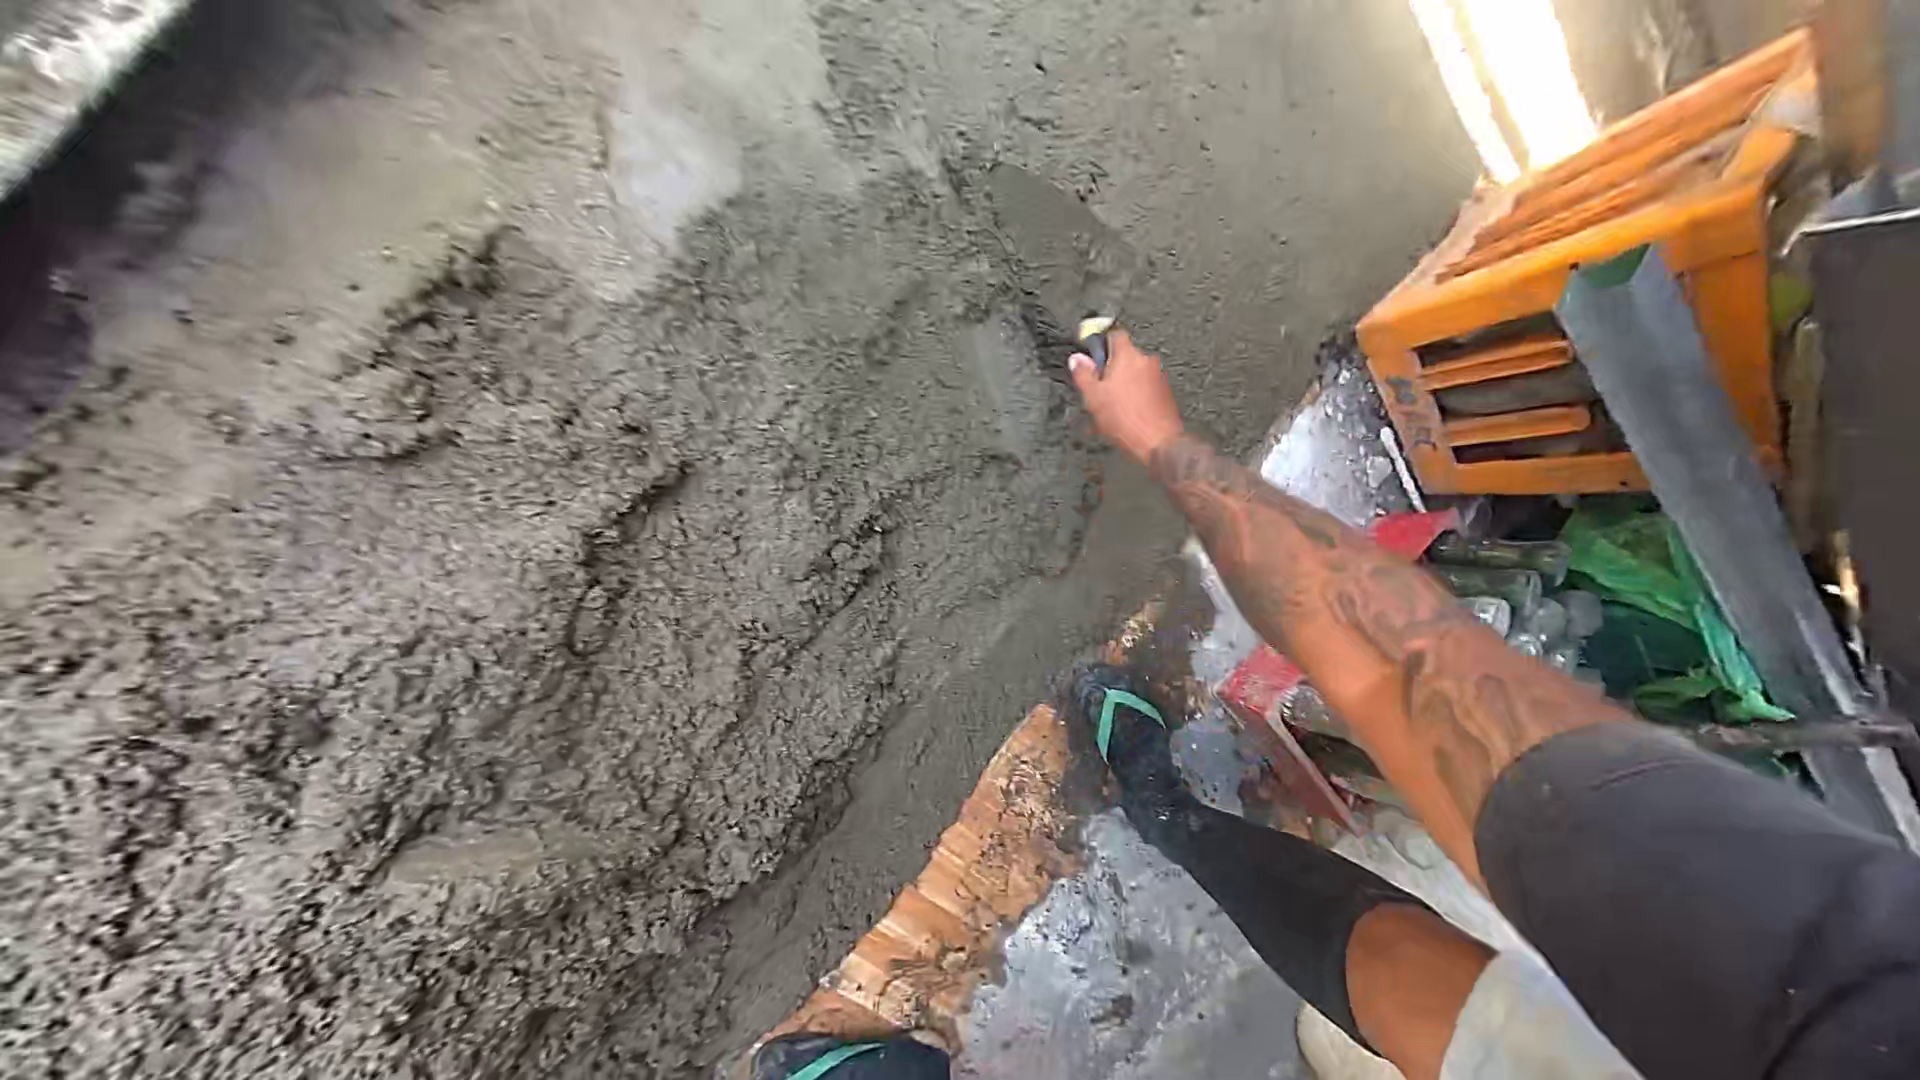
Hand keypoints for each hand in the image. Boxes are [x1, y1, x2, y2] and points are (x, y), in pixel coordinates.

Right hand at [1067, 329, 1185, 464]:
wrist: (1158, 442)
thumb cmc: (1127, 419)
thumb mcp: (1093, 396)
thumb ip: (1083, 374)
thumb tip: (1077, 359)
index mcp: (1127, 355)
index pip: (1113, 334)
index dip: (1100, 343)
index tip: (1091, 355)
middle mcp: (1146, 361)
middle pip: (1123, 357)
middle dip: (1110, 370)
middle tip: (1097, 389)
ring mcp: (1158, 377)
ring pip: (1134, 374)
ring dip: (1122, 385)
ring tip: (1111, 408)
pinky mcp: (1164, 394)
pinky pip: (1144, 389)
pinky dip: (1134, 397)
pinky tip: (1125, 416)